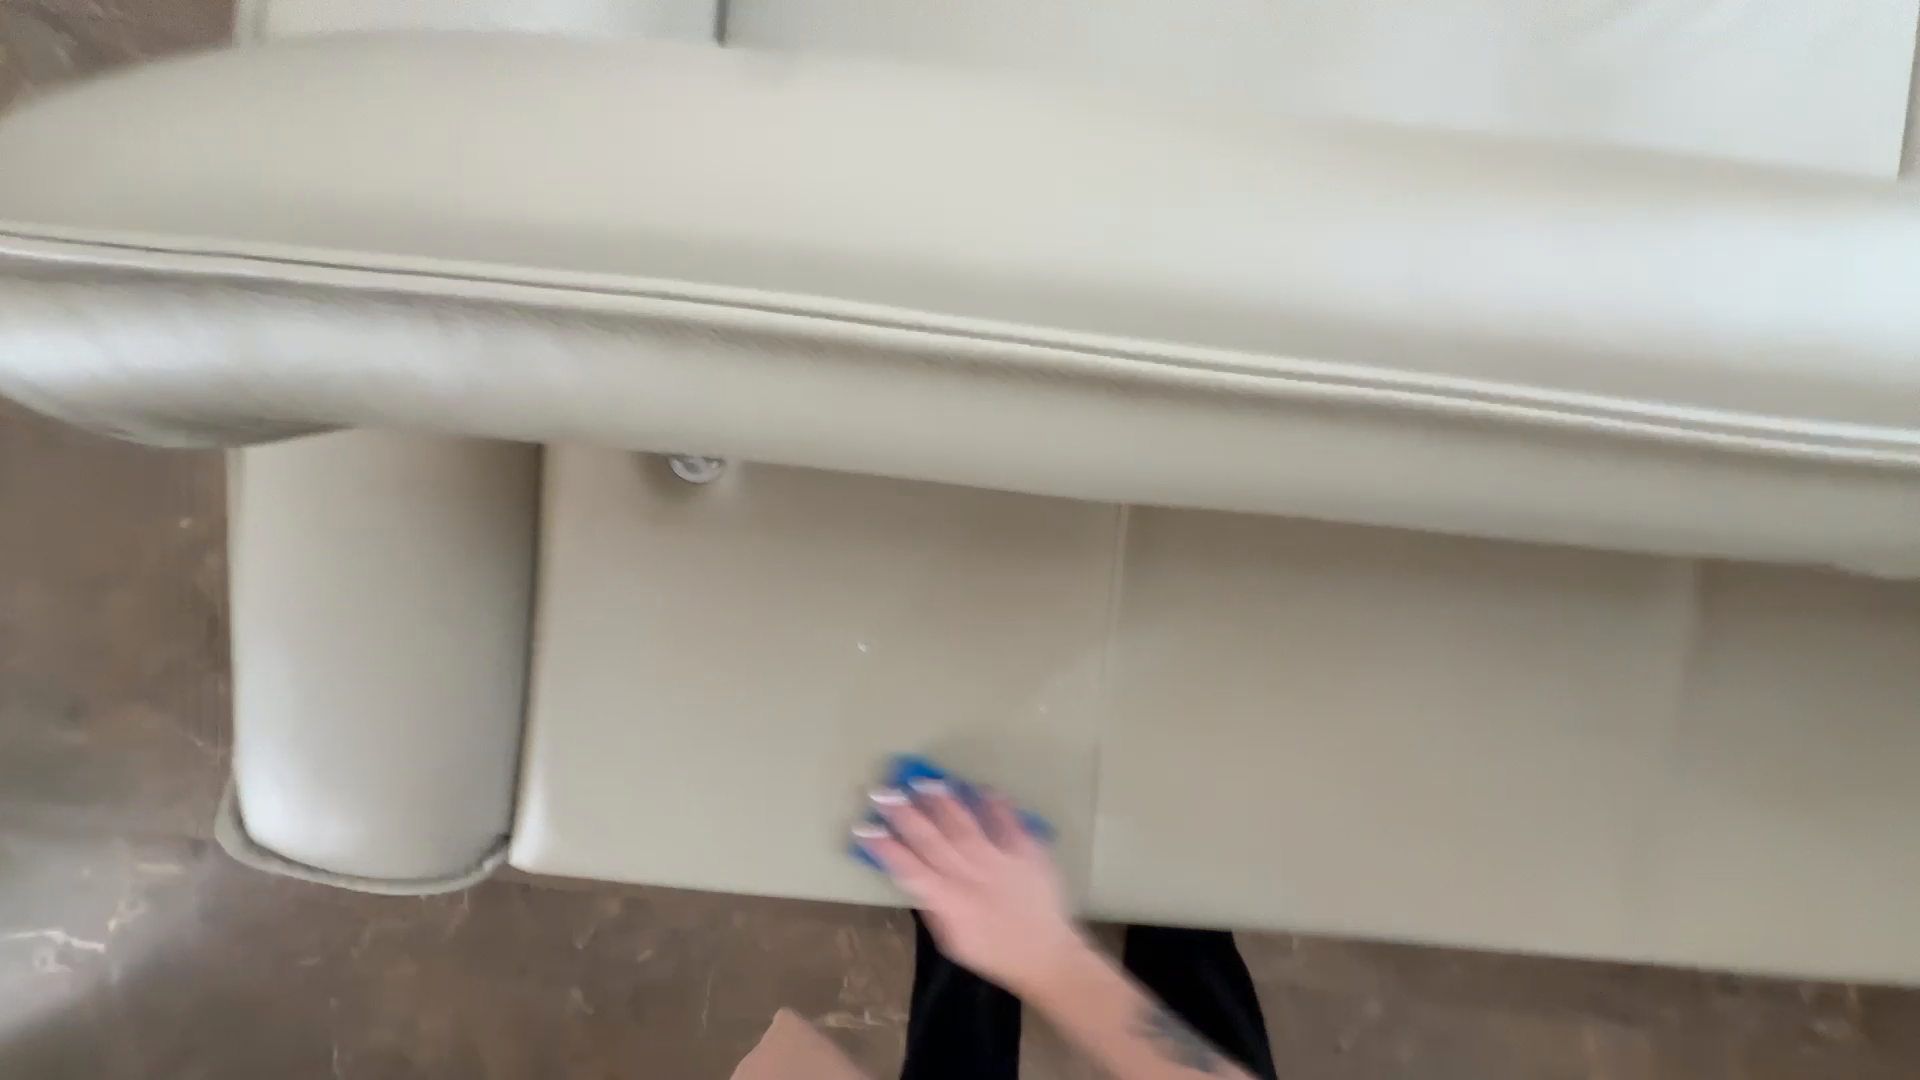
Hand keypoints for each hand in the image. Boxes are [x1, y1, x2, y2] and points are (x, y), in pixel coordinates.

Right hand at [853, 780, 1086, 995]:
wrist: (1046, 955)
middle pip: (930, 838)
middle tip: (883, 792)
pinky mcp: (1025, 850)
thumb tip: (913, 877)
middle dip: (904, 813)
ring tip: (923, 781)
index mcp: (948, 900)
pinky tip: (979, 785)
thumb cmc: (993, 951)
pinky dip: (994, 802)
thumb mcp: (952, 940)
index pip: (908, 867)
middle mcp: (969, 875)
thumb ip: (933, 906)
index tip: (863, 827)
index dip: (883, 847)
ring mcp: (998, 859)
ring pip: (964, 824)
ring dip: (941, 801)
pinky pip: (1007, 820)